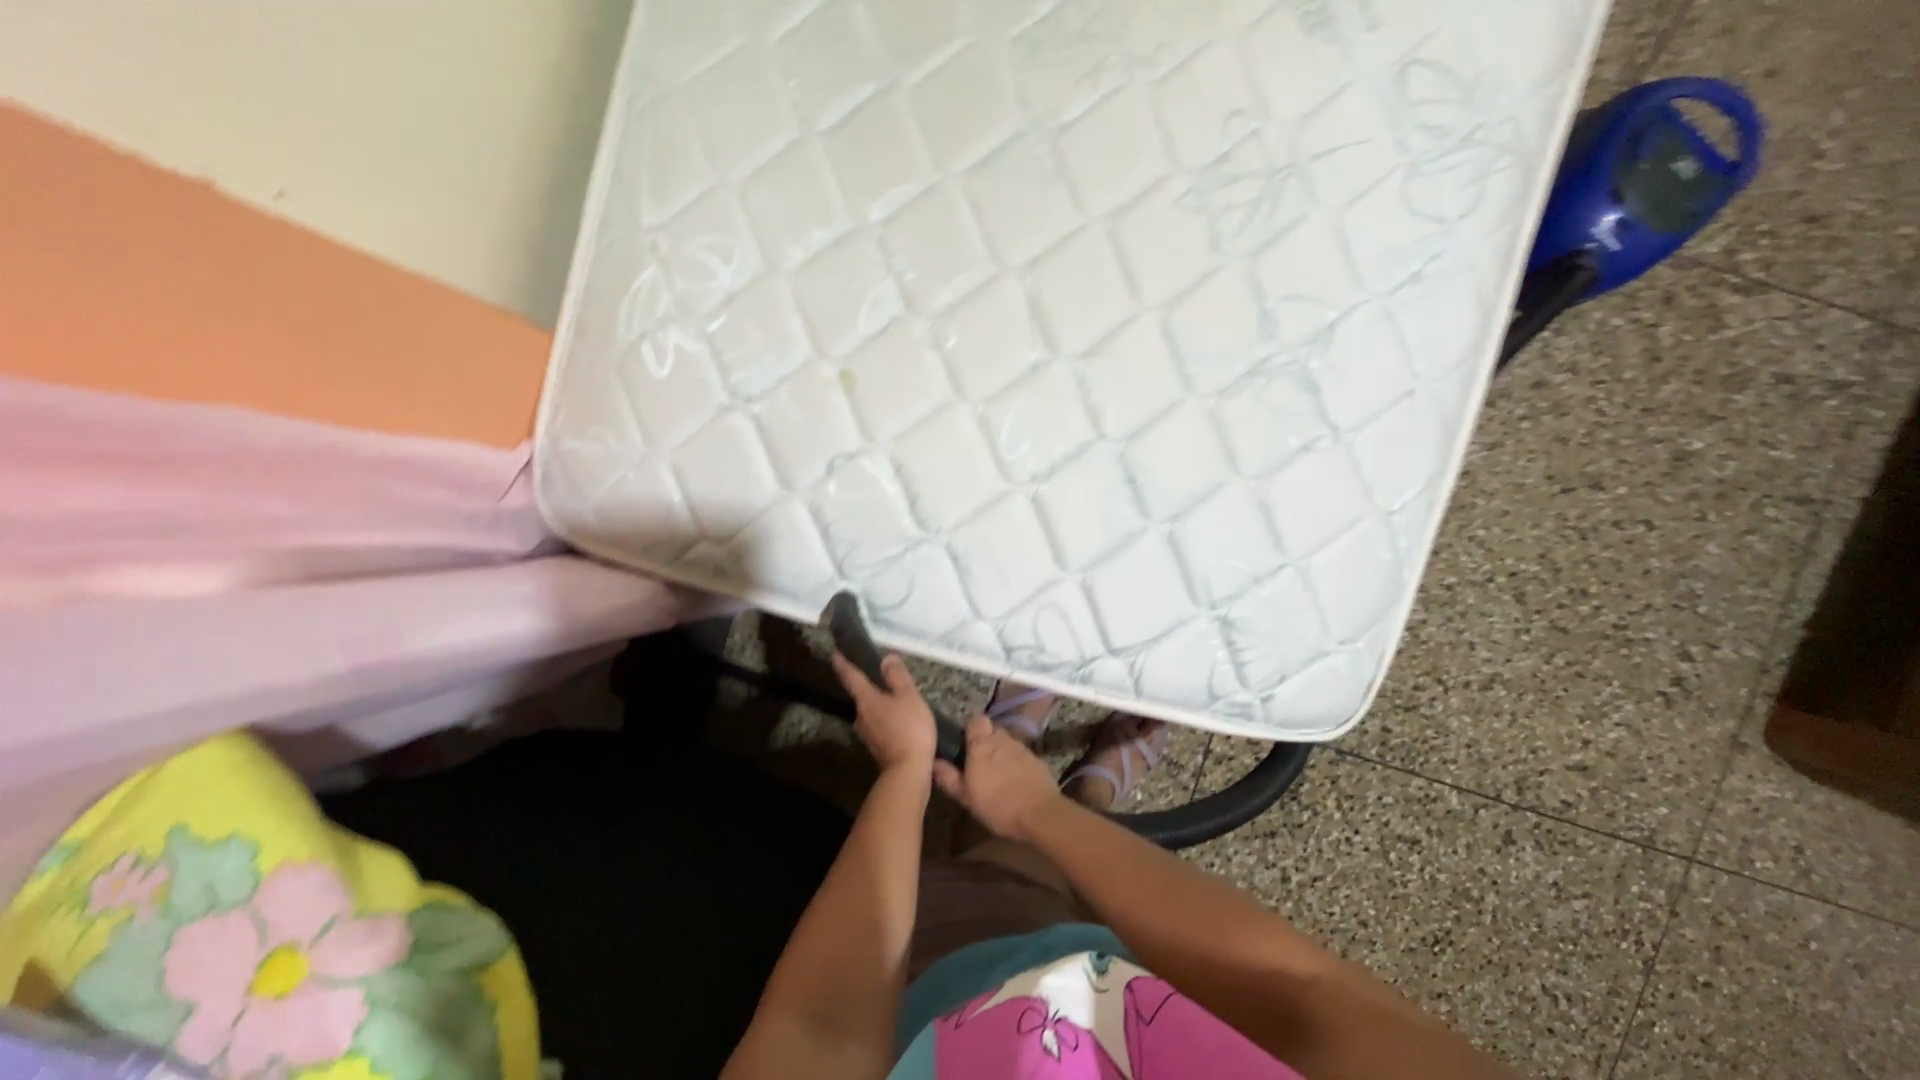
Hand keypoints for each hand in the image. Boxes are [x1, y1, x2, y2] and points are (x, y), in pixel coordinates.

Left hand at [831, 652, 938, 777]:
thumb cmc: (909, 729)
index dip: (843, 663)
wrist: (908, 771)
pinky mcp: (876, 747)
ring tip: (894, 700)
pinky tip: (899, 721)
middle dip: (867, 687)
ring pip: (870, 712)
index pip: (851, 677)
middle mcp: (860, 716)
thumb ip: (897, 677)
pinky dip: (885, 720)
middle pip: (860, 696)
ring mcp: (867, 734)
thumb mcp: (909, 697)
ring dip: (878, 705)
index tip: (835, 654)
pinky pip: (878, 726)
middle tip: (879, 678)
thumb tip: (886, 658)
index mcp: (866, 700)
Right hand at [932, 716, 1065, 842]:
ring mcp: (1022, 748)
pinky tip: (1016, 783)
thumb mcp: (966, 797)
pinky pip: (1022, 755)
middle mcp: (1003, 740)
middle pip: (993, 731)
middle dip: (986, 742)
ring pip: (1008, 743)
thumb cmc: (997, 805)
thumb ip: (949, 777)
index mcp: (981, 745)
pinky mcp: (1038, 760)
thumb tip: (934, 761)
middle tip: (980, 764)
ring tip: (999, 776)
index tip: (966, 747)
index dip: (971, 731)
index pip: (976, 720)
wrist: (1040, 814)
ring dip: (1002, 753)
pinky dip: (1017, 764)